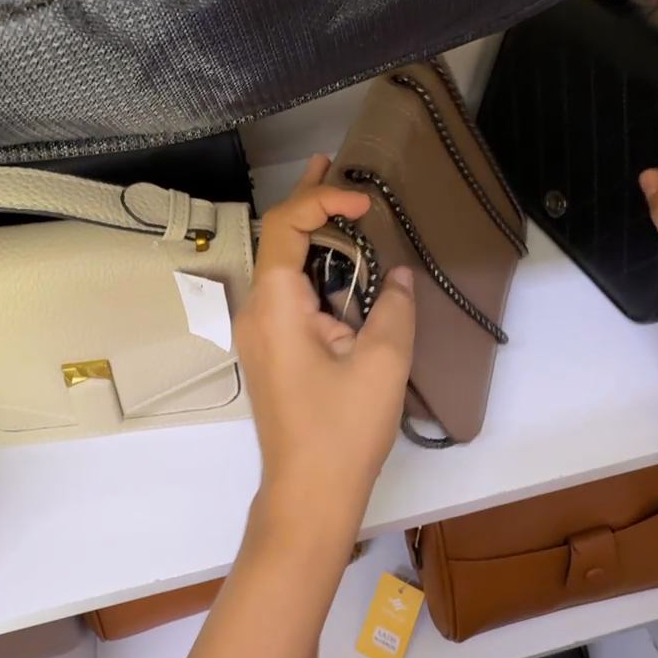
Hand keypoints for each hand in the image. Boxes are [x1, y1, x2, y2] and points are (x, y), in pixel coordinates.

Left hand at [235, 156, 416, 530]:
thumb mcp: (382, 363)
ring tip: (342, 201)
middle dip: (309, 200)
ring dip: (312, 232)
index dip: (324, 199)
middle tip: (335, 162)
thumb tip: (400, 277)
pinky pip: (288, 293)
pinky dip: (313, 267)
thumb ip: (395, 307)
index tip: (366, 201)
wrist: (308, 495)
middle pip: (278, 238)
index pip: (288, 226)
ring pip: (282, 265)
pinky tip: (338, 262)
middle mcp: (256, 311)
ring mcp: (259, 332)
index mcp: (275, 304)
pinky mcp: (271, 350)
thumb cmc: (342, 431)